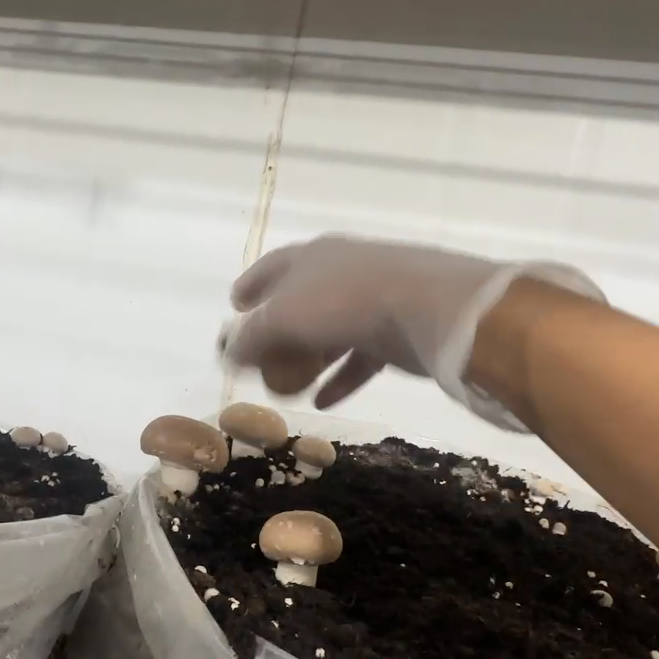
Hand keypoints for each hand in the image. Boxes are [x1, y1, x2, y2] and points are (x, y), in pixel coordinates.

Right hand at [222, 234, 605, 429]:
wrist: (430, 307)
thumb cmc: (345, 302)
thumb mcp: (284, 318)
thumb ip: (252, 337)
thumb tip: (228, 355)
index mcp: (312, 257)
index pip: (272, 268)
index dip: (251, 285)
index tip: (235, 302)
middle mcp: (342, 272)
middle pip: (302, 301)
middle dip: (279, 329)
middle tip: (260, 355)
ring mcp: (373, 301)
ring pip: (331, 333)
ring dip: (308, 358)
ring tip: (287, 384)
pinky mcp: (396, 332)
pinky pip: (359, 359)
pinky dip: (339, 379)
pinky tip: (322, 402)